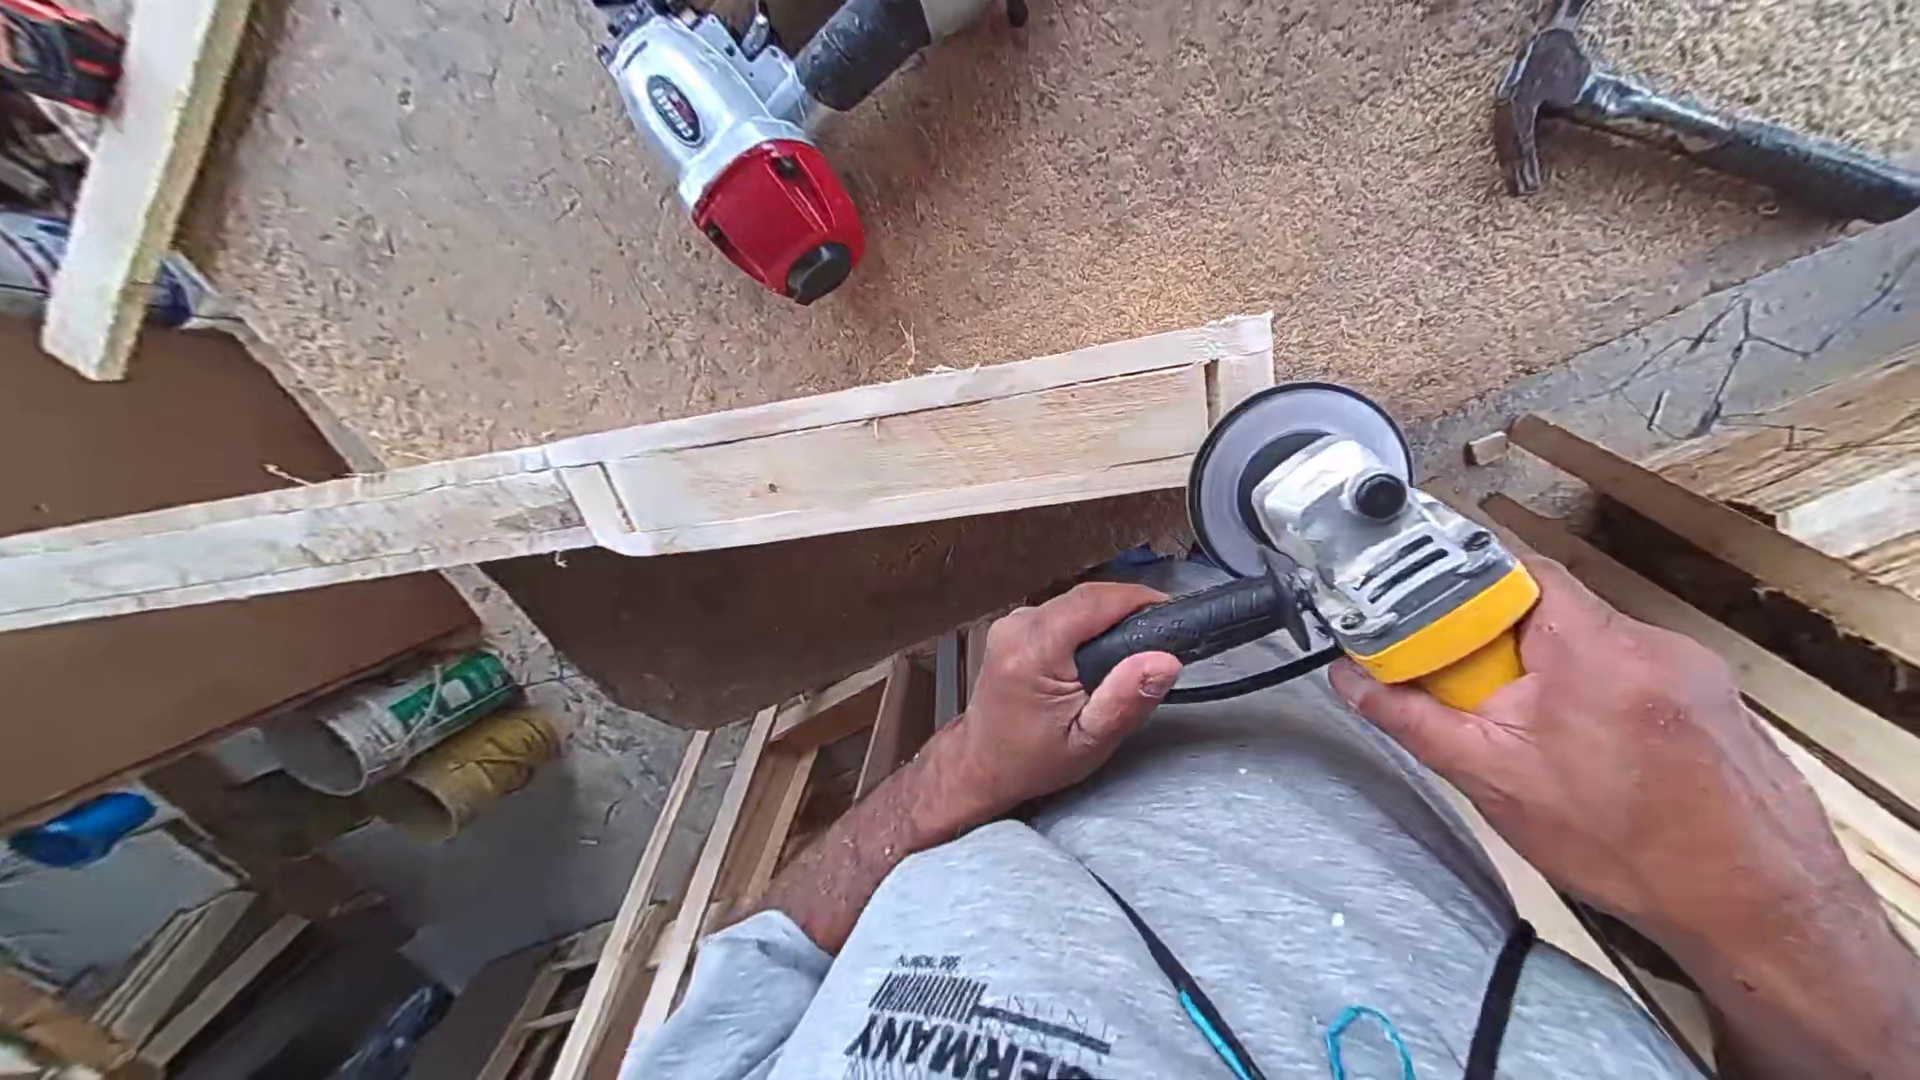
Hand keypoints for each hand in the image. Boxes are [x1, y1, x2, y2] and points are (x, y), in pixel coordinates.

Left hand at [919, 583, 1183, 832]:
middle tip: (1157, 638)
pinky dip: (1087, 624)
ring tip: (1131, 649)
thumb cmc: (1032, 760)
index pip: (1093, 601)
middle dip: (1126, 609)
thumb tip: (1164, 661)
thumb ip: (1126, 699)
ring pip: (1074, 600)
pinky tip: (1098, 652)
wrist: (983, 763)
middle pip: (1085, 597)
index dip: (1137, 599)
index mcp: (1031, 651)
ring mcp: (1010, 623)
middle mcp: (1015, 627)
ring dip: (1106, 616)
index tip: (1169, 612)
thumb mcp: (1089, 741)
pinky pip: (1061, 610)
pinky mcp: (1013, 626)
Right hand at [1327, 553, 1850, 940]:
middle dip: (1483, 627)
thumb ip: (1408, 716)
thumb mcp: (1488, 776)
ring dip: (1526, 656)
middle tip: (1447, 667)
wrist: (1760, 918)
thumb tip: (1347, 679)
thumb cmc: (1624, 847)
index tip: (1413, 592)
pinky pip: (1613, 659)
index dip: (1457, 571)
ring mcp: (1688, 667)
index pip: (1517, 568)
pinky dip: (1570, 677)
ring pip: (1575, 631)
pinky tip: (1560, 729)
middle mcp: (1652, 645)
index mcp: (1597, 652)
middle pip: (1541, 600)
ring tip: (1503, 708)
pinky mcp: (1705, 694)